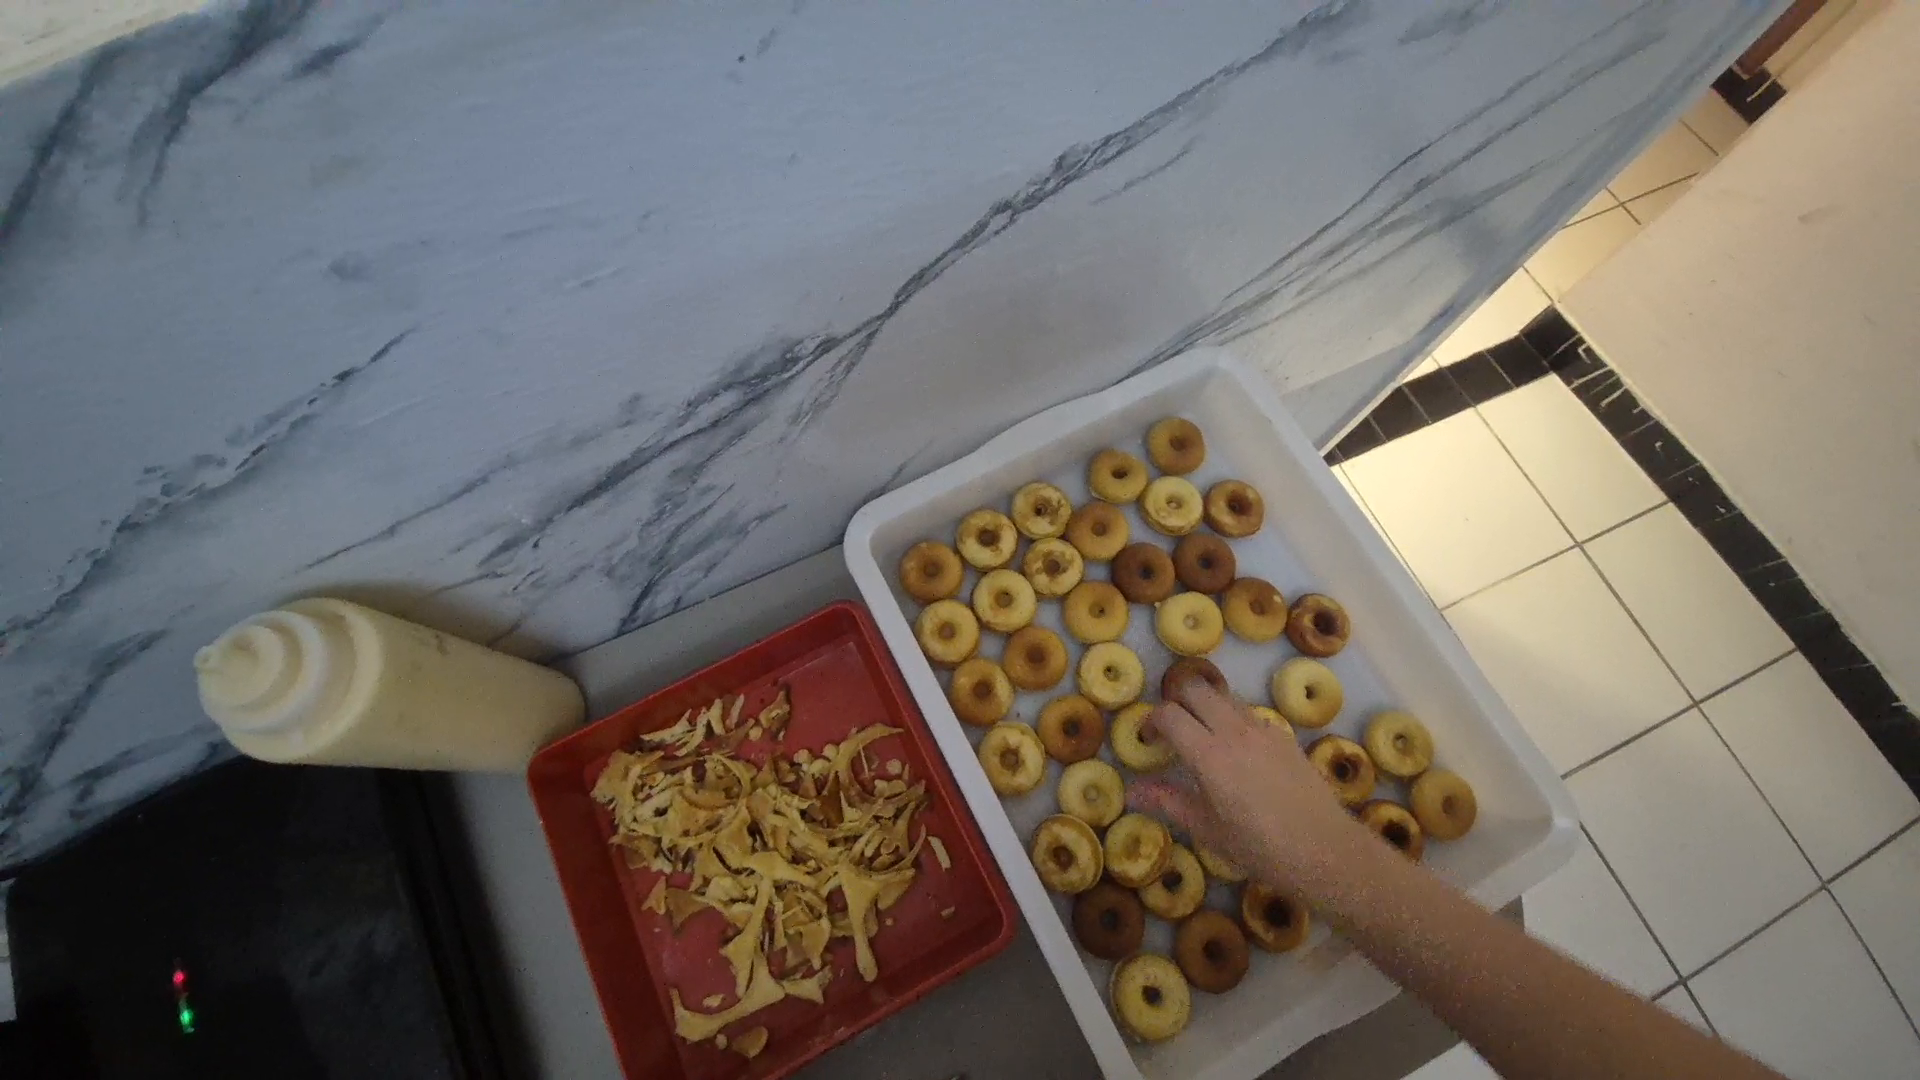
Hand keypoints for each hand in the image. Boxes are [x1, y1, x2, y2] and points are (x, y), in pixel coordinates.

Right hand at [1130, 682, 1375, 899]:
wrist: (1326, 851)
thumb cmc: (1259, 847)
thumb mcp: (1207, 829)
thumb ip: (1168, 801)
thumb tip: (1132, 791)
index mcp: (1209, 755)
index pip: (1168, 714)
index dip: (1151, 721)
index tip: (1148, 741)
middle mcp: (1234, 731)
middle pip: (1195, 688)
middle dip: (1176, 701)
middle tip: (1173, 729)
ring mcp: (1262, 729)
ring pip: (1223, 695)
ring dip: (1205, 705)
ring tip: (1203, 735)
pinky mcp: (1284, 735)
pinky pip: (1248, 712)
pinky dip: (1232, 719)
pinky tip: (1238, 751)